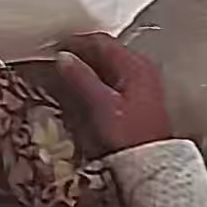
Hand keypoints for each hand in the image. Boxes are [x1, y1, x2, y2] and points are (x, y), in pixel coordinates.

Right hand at [56, 34, 174, 154]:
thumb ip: (81, 78)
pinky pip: (115, 75)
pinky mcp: (141, 95)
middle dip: (81, 52)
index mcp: (134, 64)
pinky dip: (97, 76)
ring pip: (110, 63)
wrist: (151, 164)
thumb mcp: (100, 105)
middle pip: (107, 50)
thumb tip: (62, 57)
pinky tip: (85, 86)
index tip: (54, 46)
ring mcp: (143, 81)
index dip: (75, 42)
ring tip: (67, 71)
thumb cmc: (127, 134)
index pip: (101, 42)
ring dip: (89, 64)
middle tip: (58, 57)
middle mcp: (141, 67)